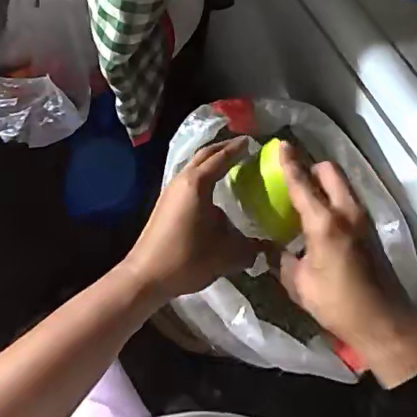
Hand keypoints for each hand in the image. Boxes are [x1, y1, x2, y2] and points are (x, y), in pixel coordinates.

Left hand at [118, 137, 271, 301]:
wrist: (146, 275)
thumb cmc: (186, 258)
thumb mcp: (226, 254)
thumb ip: (251, 248)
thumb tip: (269, 246)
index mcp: (198, 184)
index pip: (221, 158)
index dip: (238, 149)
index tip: (252, 142)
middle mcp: (183, 179)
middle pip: (205, 154)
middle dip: (224, 148)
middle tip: (242, 146)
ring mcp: (171, 190)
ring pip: (195, 165)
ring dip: (211, 160)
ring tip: (230, 162)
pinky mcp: (166, 202)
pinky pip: (189, 177)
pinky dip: (203, 173)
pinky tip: (212, 187)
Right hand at [274, 144, 416, 386]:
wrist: (385, 322)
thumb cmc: (339, 305)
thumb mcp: (300, 286)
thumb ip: (283, 260)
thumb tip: (273, 248)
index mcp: (324, 223)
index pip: (302, 183)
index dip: (290, 162)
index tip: (281, 145)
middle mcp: (346, 212)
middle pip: (329, 171)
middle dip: (311, 166)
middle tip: (293, 175)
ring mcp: (362, 218)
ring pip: (341, 183)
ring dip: (324, 181)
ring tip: (305, 194)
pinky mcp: (369, 228)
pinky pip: (348, 198)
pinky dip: (333, 196)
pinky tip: (320, 214)